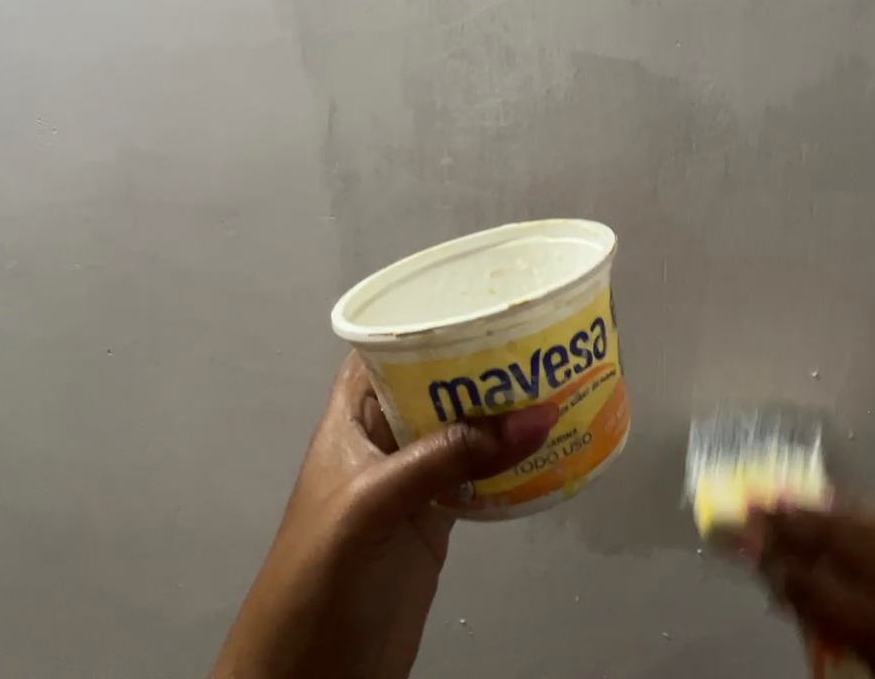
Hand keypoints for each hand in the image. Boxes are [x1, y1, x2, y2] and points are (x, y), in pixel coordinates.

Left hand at [211, 352, 558, 678]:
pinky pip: (480, 474)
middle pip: (436, 382)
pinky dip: (511, 459)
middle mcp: (384, 438)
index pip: (386, 347)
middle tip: (537, 336)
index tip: (478, 297)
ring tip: (555, 380)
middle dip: (481, 361)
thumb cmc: (318, 577)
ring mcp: (413, 479)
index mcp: (352, 418)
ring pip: (463, 426)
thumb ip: (450, 458)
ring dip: (502, 410)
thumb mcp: (375, 504)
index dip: (423, 318)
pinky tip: (546, 446)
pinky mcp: (438, 519)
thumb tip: (538, 416)